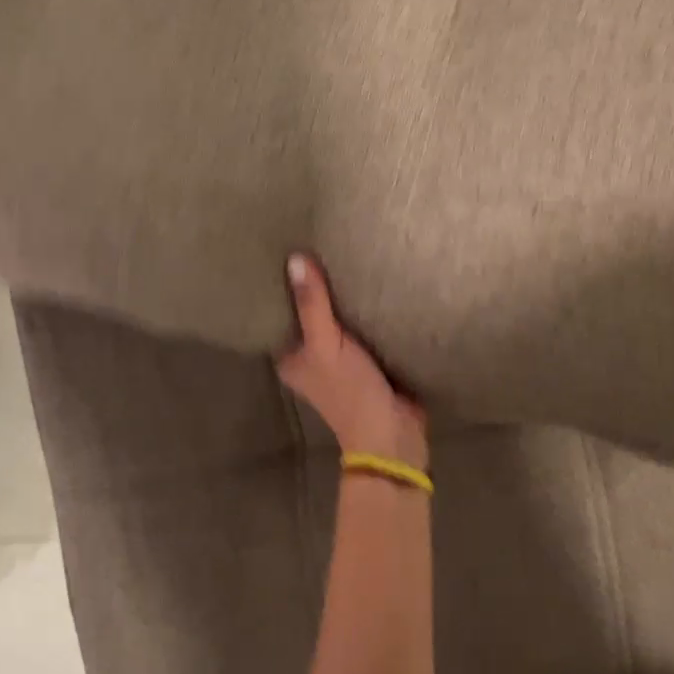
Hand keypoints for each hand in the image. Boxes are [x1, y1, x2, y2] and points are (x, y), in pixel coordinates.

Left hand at [277, 254, 428, 471]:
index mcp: (290, 358)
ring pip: (338, 320)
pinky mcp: (370, 361)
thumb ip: (312, 304)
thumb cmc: (350, 391)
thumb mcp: (326, 344)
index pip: (279, 314)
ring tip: (344, 251)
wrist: (395, 433)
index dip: (282, 286)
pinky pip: (365, 329)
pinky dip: (367, 311)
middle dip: (317, 287)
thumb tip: (294, 258)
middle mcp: (311, 358)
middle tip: (318, 240)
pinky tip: (373, 281)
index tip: (284, 248)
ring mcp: (341, 361)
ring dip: (344, 298)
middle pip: (310, 314)